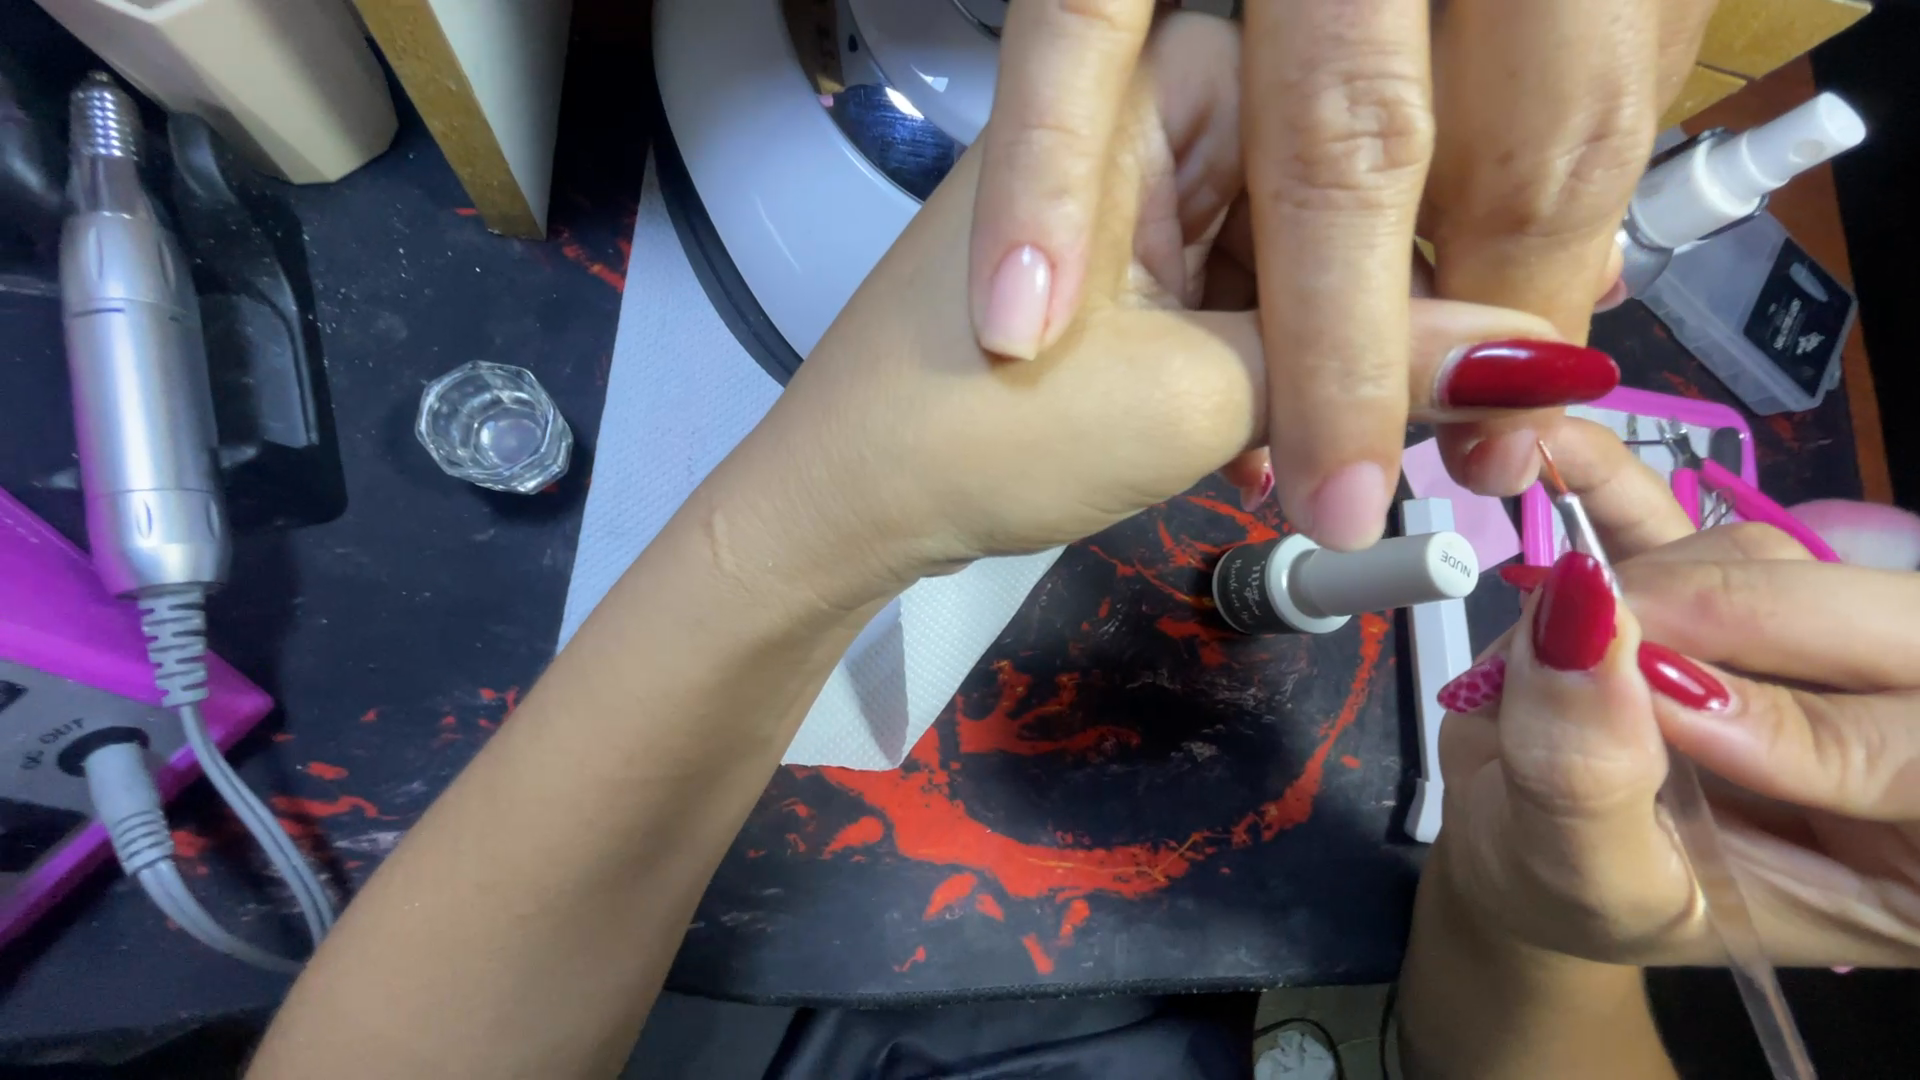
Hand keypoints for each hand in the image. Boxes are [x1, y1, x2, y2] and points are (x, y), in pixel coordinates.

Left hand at [728, 14, 1610, 606]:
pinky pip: (1203, 303)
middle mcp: (1124, 134)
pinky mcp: (1087, 284)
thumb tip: (1541, 368)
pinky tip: (1276, 435)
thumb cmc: (995, 432)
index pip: (1339, 127)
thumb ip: (1367, 373)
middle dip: (1370, 314)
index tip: (1509, 338)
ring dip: (1308, 356)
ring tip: (1362, 445)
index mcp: (1140, 99)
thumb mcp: (1192, 398)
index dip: (1429, 238)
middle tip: (1452, 407)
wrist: (848, 507)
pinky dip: (1247, 367)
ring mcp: (1100, 212)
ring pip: (1256, 263)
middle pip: (1302, 198)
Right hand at [1433, 519, 1919, 968]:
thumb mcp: (1585, 873)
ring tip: (1545, 647)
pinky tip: (1546, 449)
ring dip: (1644, 580)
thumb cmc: (1555, 888)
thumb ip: (1587, 773)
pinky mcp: (1702, 590)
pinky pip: (1675, 511)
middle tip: (1576, 640)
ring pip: (1770, 557)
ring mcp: (1800, 645)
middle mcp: (1900, 731)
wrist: (1513, 843)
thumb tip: (1579, 630)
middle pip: (1879, 624)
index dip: (1794, 720)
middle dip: (1712, 623)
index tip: (1640, 701)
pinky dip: (1606, 478)